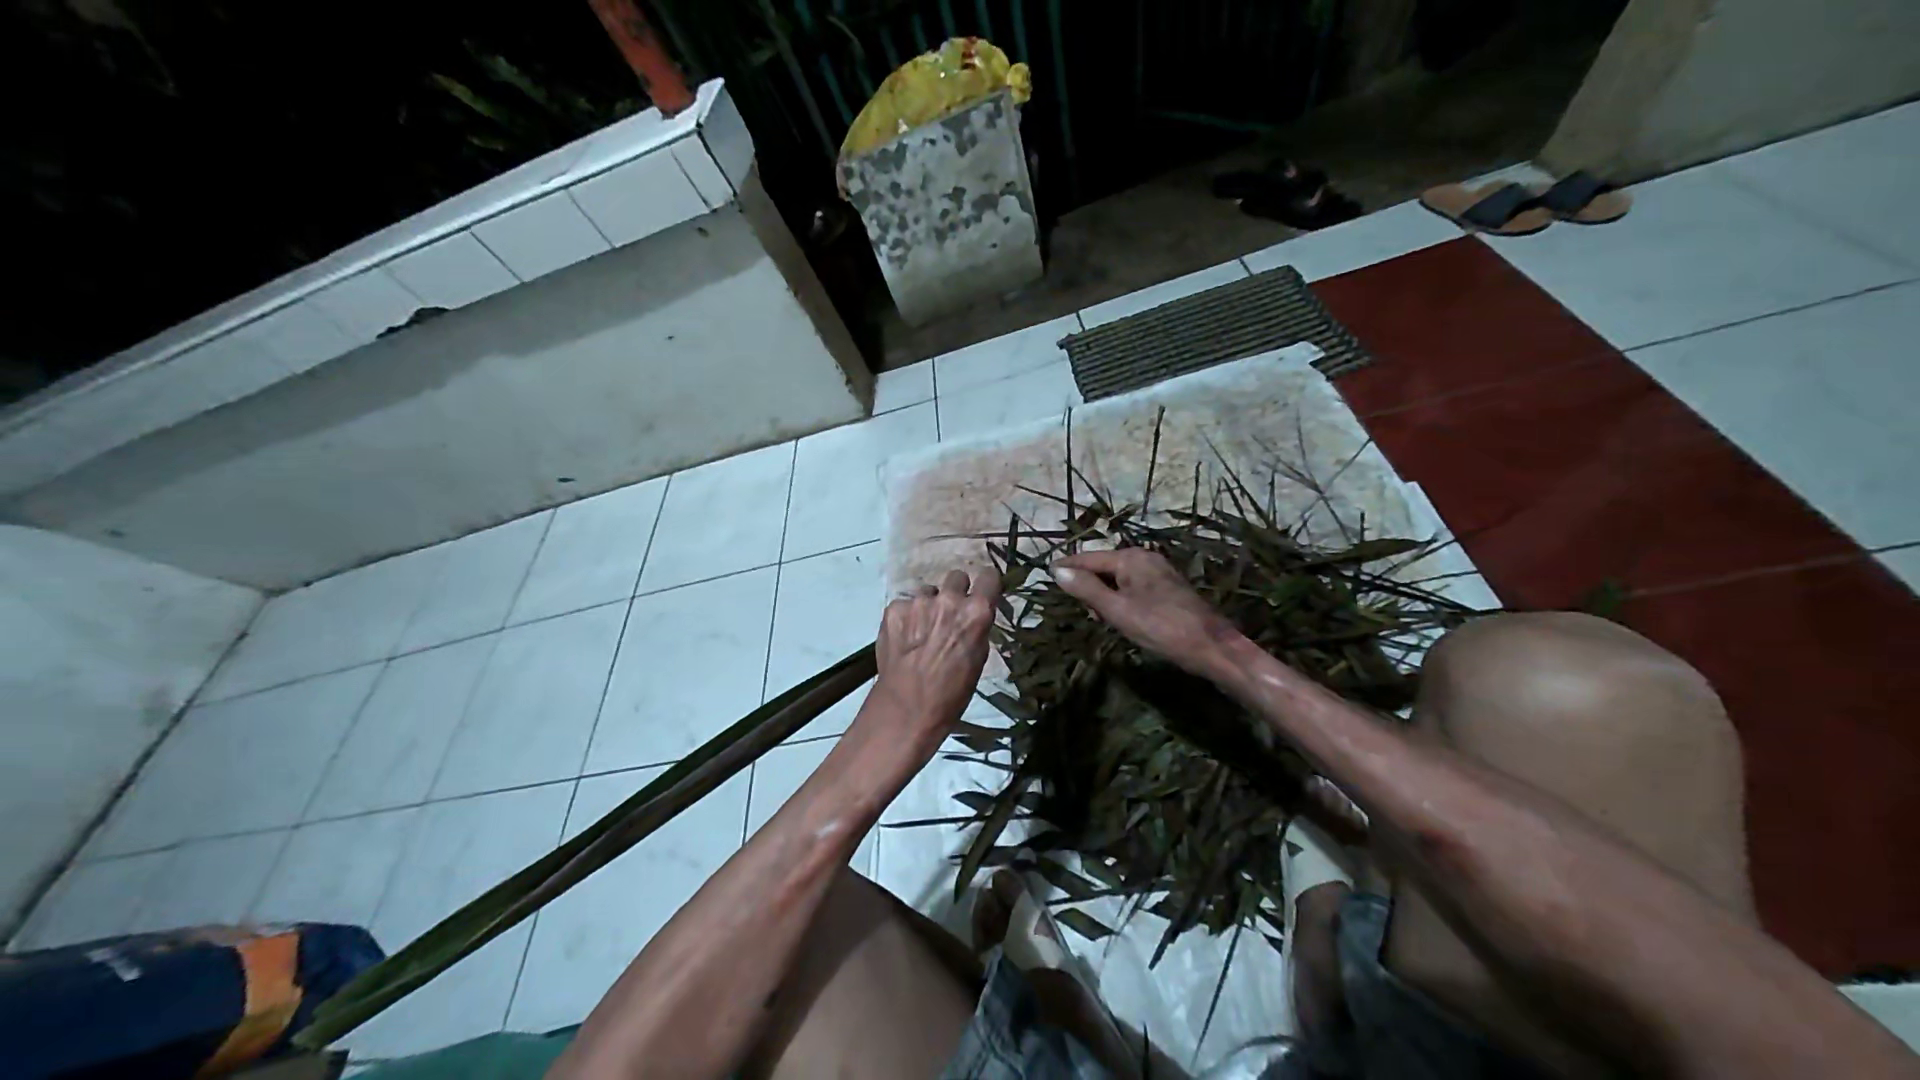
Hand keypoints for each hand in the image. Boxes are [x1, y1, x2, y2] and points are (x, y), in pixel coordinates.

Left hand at [868, 567, 1000, 741]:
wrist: (907, 709)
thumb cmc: (952, 692)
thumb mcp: (978, 658)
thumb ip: (977, 627)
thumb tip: (974, 615)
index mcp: (976, 612)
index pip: (989, 576)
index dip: (986, 586)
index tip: (981, 594)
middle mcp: (948, 599)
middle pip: (957, 577)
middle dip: (955, 592)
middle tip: (949, 615)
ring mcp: (918, 602)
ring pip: (928, 591)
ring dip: (928, 606)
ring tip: (922, 632)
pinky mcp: (893, 609)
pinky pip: (905, 604)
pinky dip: (906, 618)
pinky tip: (904, 639)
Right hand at [1052, 549, 1244, 677]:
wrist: (1211, 647)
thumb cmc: (1161, 627)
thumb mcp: (1117, 610)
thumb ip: (1086, 589)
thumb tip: (1058, 570)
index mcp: (1131, 558)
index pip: (1088, 558)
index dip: (1067, 567)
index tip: (1045, 572)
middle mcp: (1145, 558)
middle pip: (1103, 566)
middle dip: (1086, 584)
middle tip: (1075, 607)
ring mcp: (1158, 573)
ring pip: (1118, 578)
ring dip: (1103, 594)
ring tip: (1096, 616)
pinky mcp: (1167, 589)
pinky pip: (1132, 587)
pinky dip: (1119, 599)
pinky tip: (1117, 617)